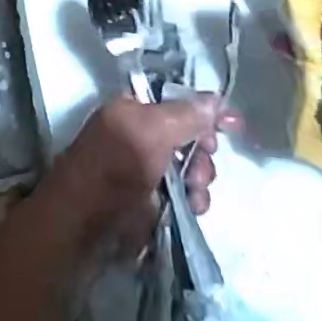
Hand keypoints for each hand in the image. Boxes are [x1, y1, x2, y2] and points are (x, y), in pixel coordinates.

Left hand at [45, 95, 239, 257]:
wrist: (87, 221)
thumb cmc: (114, 166)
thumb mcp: (149, 131)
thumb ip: (183, 115)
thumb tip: (214, 99)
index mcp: (131, 108)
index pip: (175, 100)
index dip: (204, 109)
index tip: (233, 123)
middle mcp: (139, 133)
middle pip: (189, 134)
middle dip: (203, 149)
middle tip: (202, 162)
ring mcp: (147, 167)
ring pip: (191, 165)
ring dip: (201, 177)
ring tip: (193, 189)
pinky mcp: (155, 198)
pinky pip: (187, 192)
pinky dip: (195, 198)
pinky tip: (192, 206)